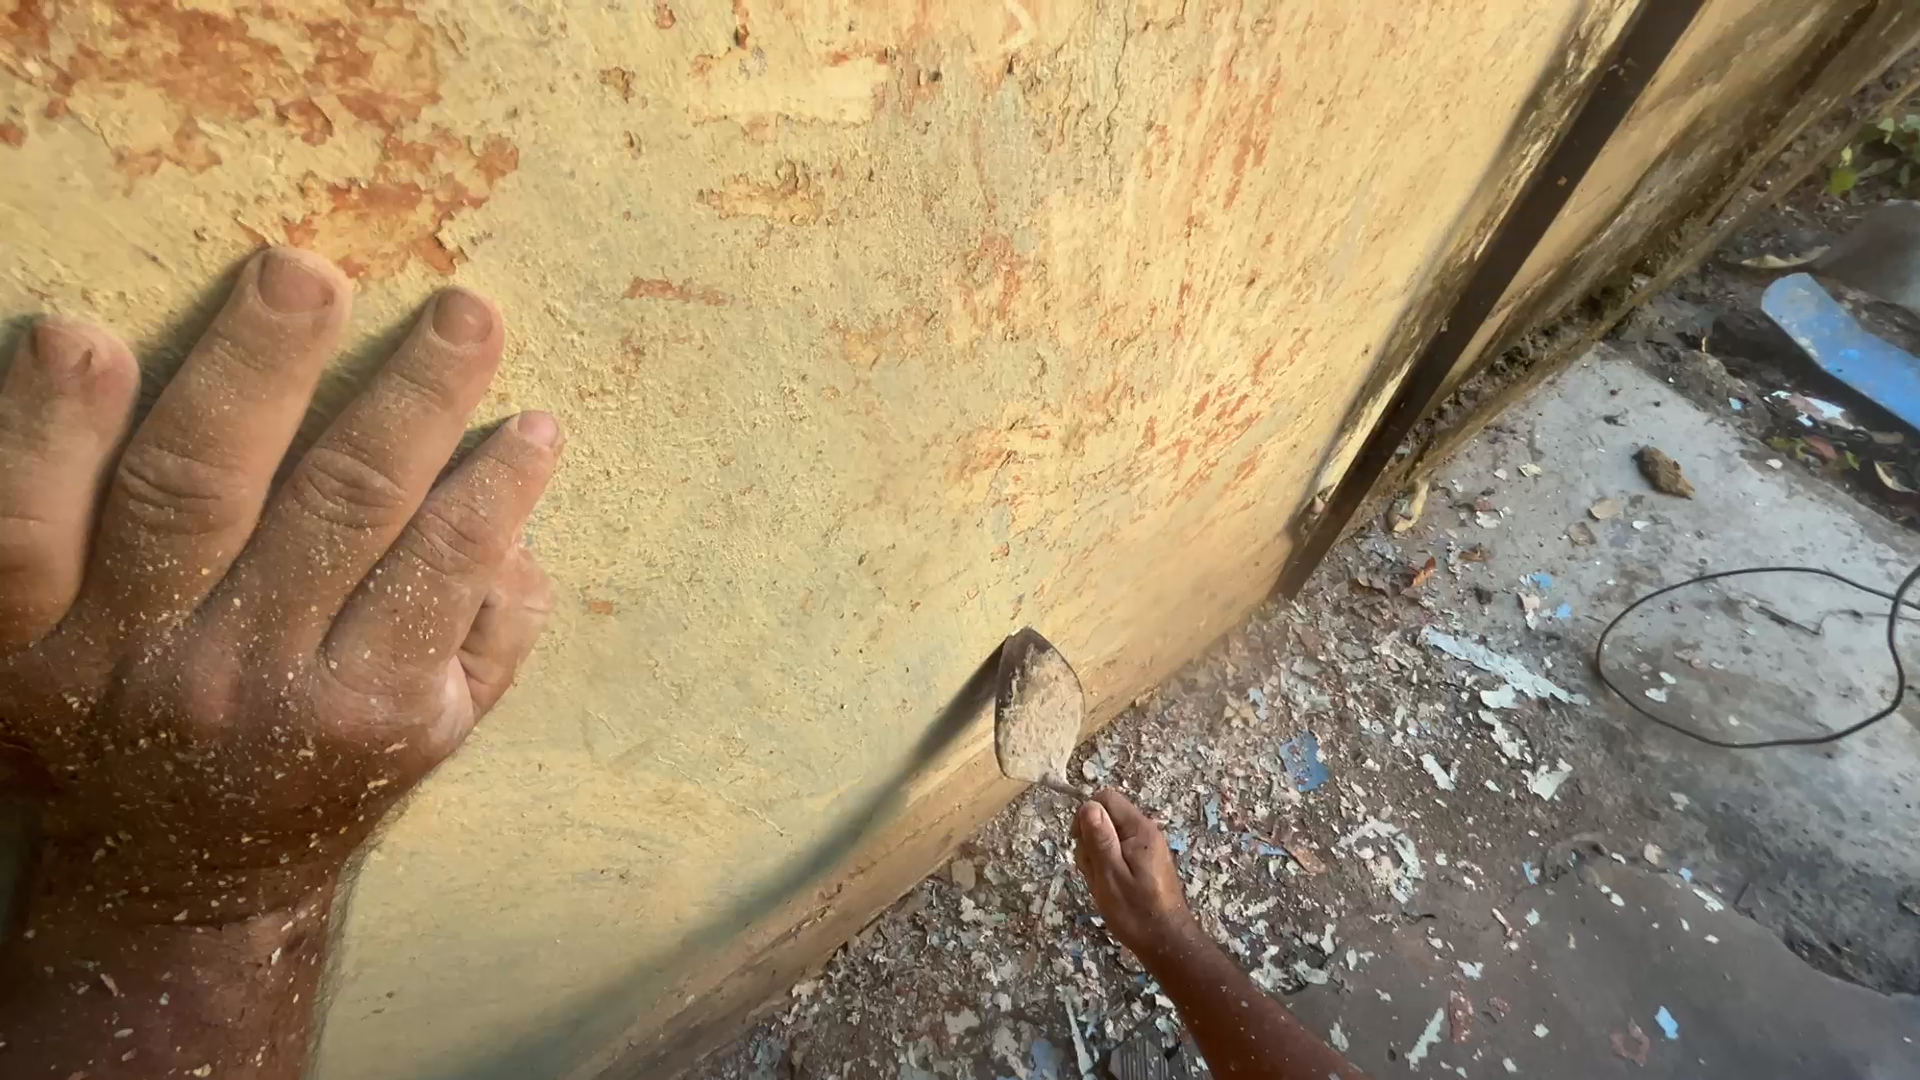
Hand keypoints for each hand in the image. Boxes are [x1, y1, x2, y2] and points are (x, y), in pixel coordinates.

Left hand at [0, 247, 559, 922]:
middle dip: (414, 396)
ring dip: (251, 371)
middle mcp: (251, 672)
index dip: (501, 483)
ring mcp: (119, 652)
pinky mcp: (10, 642)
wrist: (179, 878)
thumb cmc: (345, 779)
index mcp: (373, 701)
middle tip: (465, 311)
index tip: (537, 420)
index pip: (451, 559)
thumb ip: (498, 625)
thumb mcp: (455, 724)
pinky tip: (80, 340)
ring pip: (191, 487)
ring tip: (300, 276)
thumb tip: (512, 518)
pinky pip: (12, 527)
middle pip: (343, 502)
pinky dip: (38, 432)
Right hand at [1073, 789, 1200, 962]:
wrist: (1167, 944)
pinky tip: (1110, 887)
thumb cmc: (1136, 912)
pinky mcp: (1143, 861)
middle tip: (1095, 872)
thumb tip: (1088, 806)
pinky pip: (1116, 851)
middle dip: (1091, 841)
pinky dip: (1107, 866)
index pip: (1105, 798)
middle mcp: (1144, 831)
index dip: (1086, 815)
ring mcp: (1145, 846)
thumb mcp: (1111, 875)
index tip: (1080, 843)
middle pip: (1105, 817)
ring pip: (1107, 836)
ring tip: (1103, 884)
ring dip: (1097, 857)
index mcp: (1139, 829)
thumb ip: (1100, 839)